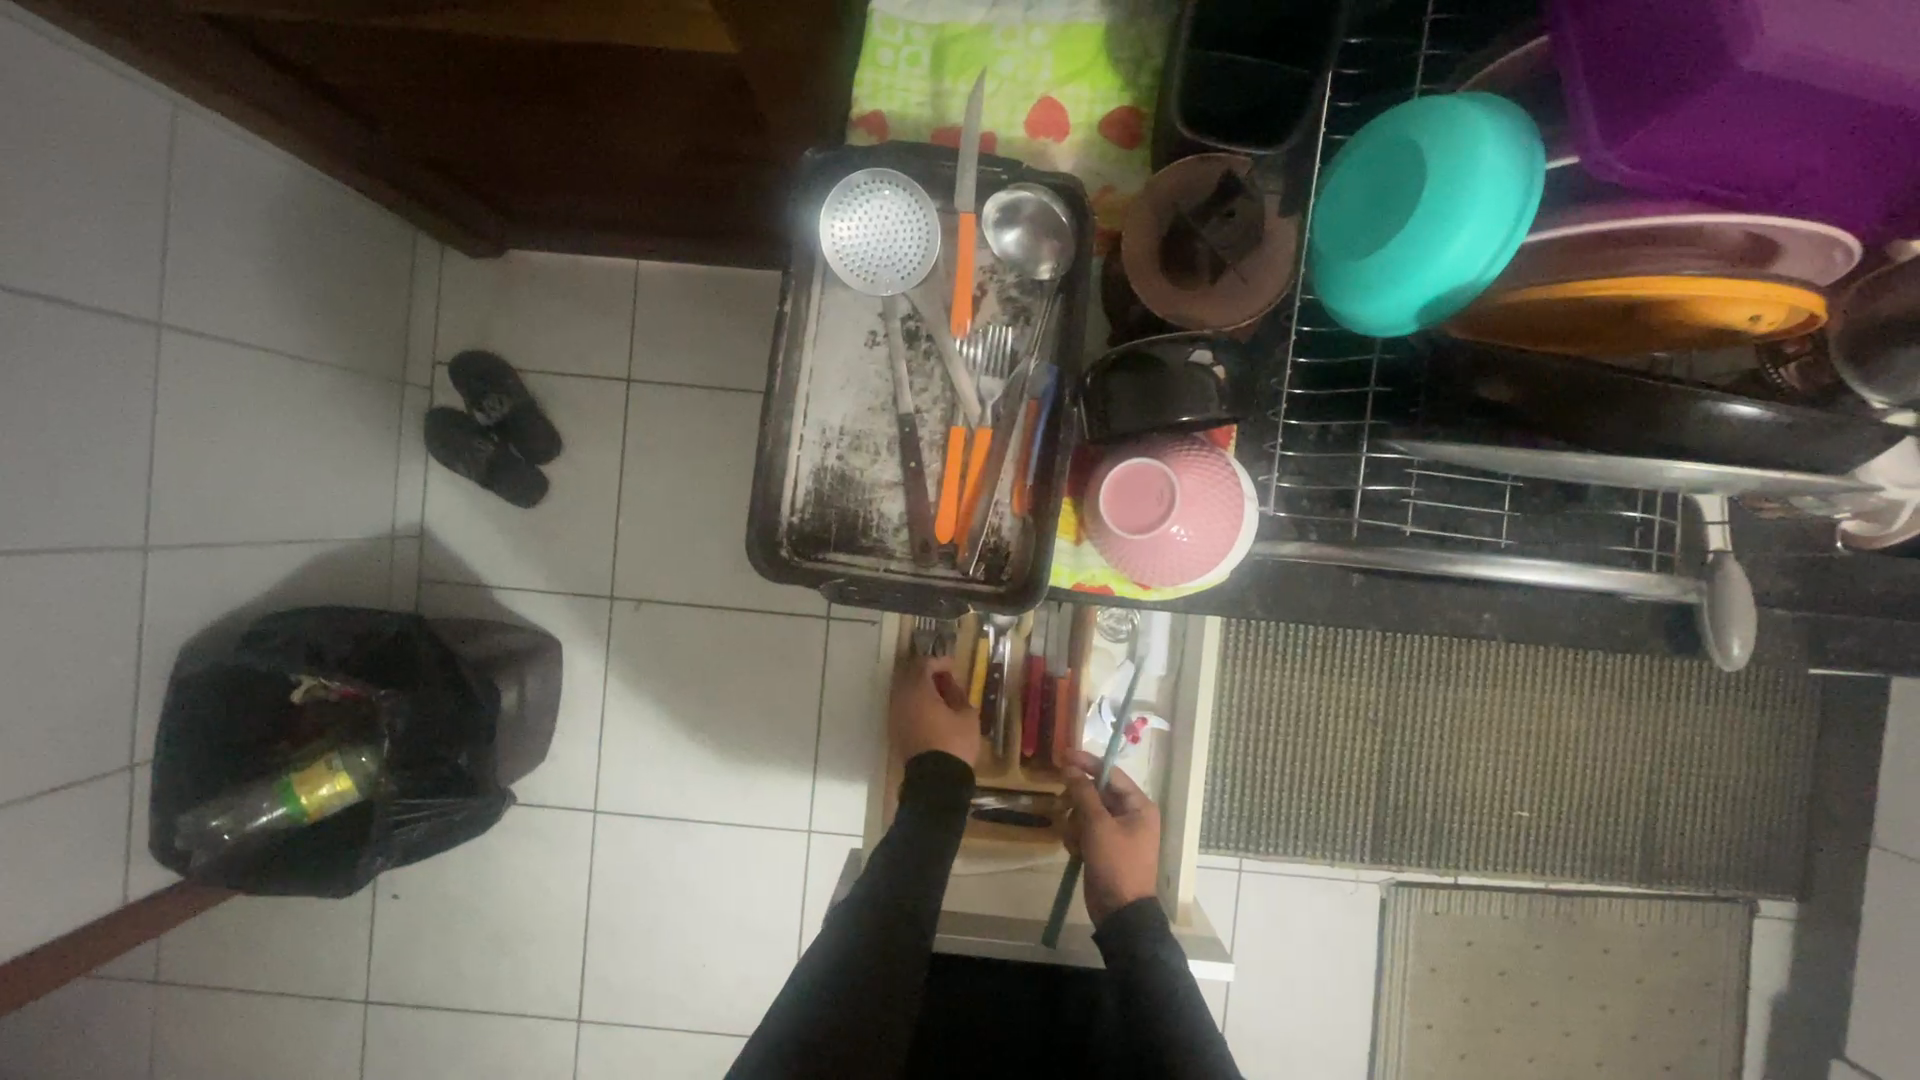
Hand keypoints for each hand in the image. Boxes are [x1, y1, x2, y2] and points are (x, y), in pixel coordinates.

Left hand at [889, 655, 979, 768]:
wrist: (936, 781)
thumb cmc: (954, 743)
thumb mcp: (967, 715)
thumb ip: (958, 693)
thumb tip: (950, 684)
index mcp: (917, 690)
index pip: (923, 664)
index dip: (939, 661)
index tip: (953, 666)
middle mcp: (900, 698)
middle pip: (909, 675)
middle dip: (927, 673)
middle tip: (945, 678)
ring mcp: (894, 715)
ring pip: (903, 691)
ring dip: (919, 688)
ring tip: (939, 695)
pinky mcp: (894, 730)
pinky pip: (902, 706)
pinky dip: (914, 703)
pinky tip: (930, 711)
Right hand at [1062, 748, 1160, 925]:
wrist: (1120, 913)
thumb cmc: (1116, 864)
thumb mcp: (1098, 825)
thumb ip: (1083, 793)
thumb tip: (1070, 767)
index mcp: (1139, 805)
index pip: (1110, 773)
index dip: (1086, 763)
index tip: (1062, 755)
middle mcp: (1130, 814)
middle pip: (1096, 793)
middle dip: (1079, 803)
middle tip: (1064, 806)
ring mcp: (1117, 832)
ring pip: (1086, 812)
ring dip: (1076, 824)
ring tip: (1075, 840)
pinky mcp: (1104, 847)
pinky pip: (1085, 830)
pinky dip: (1077, 838)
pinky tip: (1076, 852)